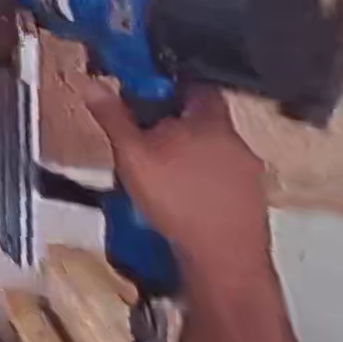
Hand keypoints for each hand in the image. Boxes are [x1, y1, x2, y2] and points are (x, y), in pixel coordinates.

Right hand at [86, 83, 272, 275]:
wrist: (222, 259)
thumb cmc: (175, 198)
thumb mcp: (131, 153)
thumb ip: (113, 116)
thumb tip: (92, 82)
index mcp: (211, 123)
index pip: (196, 86)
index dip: (169, 85)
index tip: (144, 92)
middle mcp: (236, 143)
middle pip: (201, 118)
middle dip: (171, 122)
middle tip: (141, 133)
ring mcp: (248, 174)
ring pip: (210, 148)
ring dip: (185, 151)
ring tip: (155, 166)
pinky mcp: (250, 200)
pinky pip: (219, 174)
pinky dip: (198, 176)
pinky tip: (176, 192)